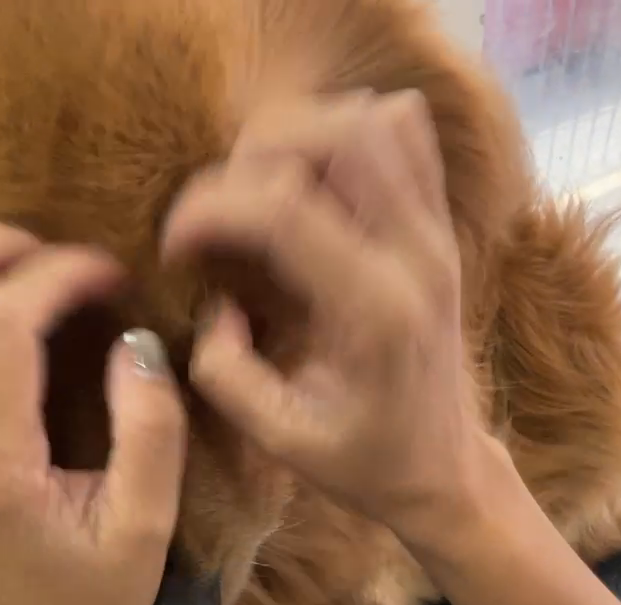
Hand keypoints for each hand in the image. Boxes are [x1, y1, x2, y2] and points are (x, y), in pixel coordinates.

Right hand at [161, 91, 497, 542]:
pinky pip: (404, 138)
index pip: (282, 209)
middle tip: (221, 216)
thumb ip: (228, 372)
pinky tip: (312, 186)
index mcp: (374, 311)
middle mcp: (416, 255)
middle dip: (252, 159)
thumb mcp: (282, 439)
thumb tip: (216, 307)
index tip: (175, 246)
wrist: (445, 469)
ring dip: (301, 138)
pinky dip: (347, 137)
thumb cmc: (367, 465)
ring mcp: (437, 234)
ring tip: (259, 194)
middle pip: (335, 135)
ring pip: (373, 120)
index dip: (209, 210)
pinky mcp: (440, 230)